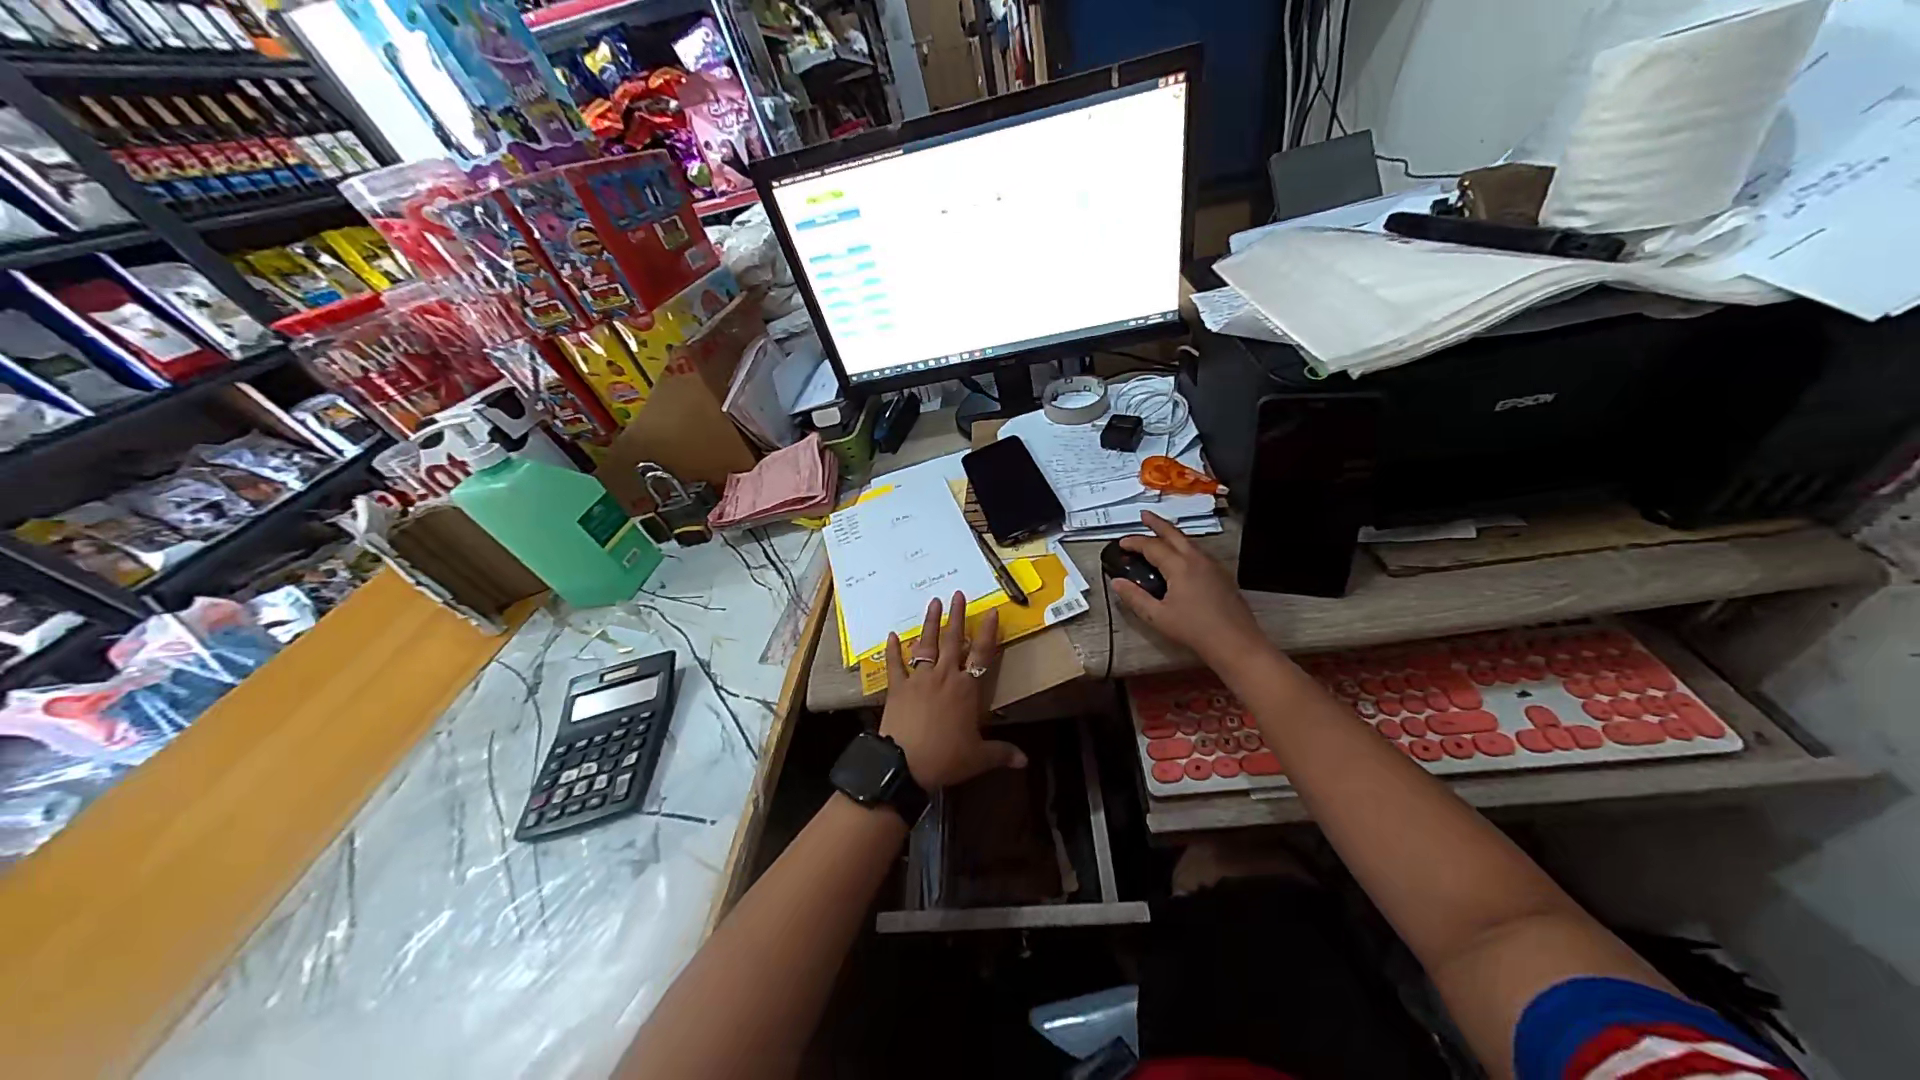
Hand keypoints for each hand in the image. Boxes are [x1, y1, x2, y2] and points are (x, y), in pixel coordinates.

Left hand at [880, 592, 1026, 789]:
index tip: (991, 611)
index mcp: (966, 688)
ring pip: (926, 645)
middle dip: (957, 616)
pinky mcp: (896, 688)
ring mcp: (918, 679)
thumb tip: (1025, 761)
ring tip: (933, 603)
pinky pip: (894, 664)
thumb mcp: (979, 757)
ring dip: (930, 623)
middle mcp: (943, 676)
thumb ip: (1002, 753)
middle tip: (958, 594)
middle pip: (952, 640)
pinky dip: (892, 650)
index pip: (981, 653)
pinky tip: (891, 635)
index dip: (987, 632)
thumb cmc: (946, 758)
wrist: (903, 764)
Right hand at [1111, 512, 1270, 667]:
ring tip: (1161, 533)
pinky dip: (1185, 546)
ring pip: (1189, 542)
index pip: (1152, 546)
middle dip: (1157, 523)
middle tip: (1144, 515)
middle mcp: (1197, 559)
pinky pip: (1200, 552)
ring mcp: (1213, 566)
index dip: (1135, 543)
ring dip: (1173, 534)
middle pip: (1174, 534)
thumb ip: (1135, 598)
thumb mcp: (1158, 617)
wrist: (1236, 642)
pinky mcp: (1223, 575)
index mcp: (1179, 566)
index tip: (1121, 543)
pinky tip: (1182, 556)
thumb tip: (1118, 583)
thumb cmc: (1194, 630)